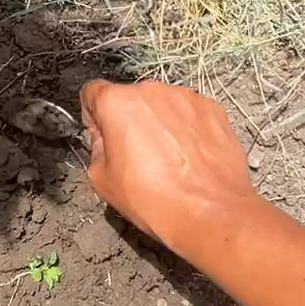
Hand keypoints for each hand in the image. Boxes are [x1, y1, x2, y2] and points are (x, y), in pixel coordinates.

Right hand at [78, 80, 264, 249]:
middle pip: (129, 99)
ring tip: (165, 160)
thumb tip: (104, 140)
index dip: (93, 114)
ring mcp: (185, 99)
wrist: (210, 214)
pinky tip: (186, 158)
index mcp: (116, 103)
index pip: (92, 91)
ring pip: (160, 105)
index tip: (100, 131)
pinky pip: (188, 113)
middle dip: (128, 121)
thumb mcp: (101, 179)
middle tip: (134, 155)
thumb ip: (96, 147)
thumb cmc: (159, 199)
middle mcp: (151, 92)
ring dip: (158, 124)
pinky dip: (185, 129)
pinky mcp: (212, 110)